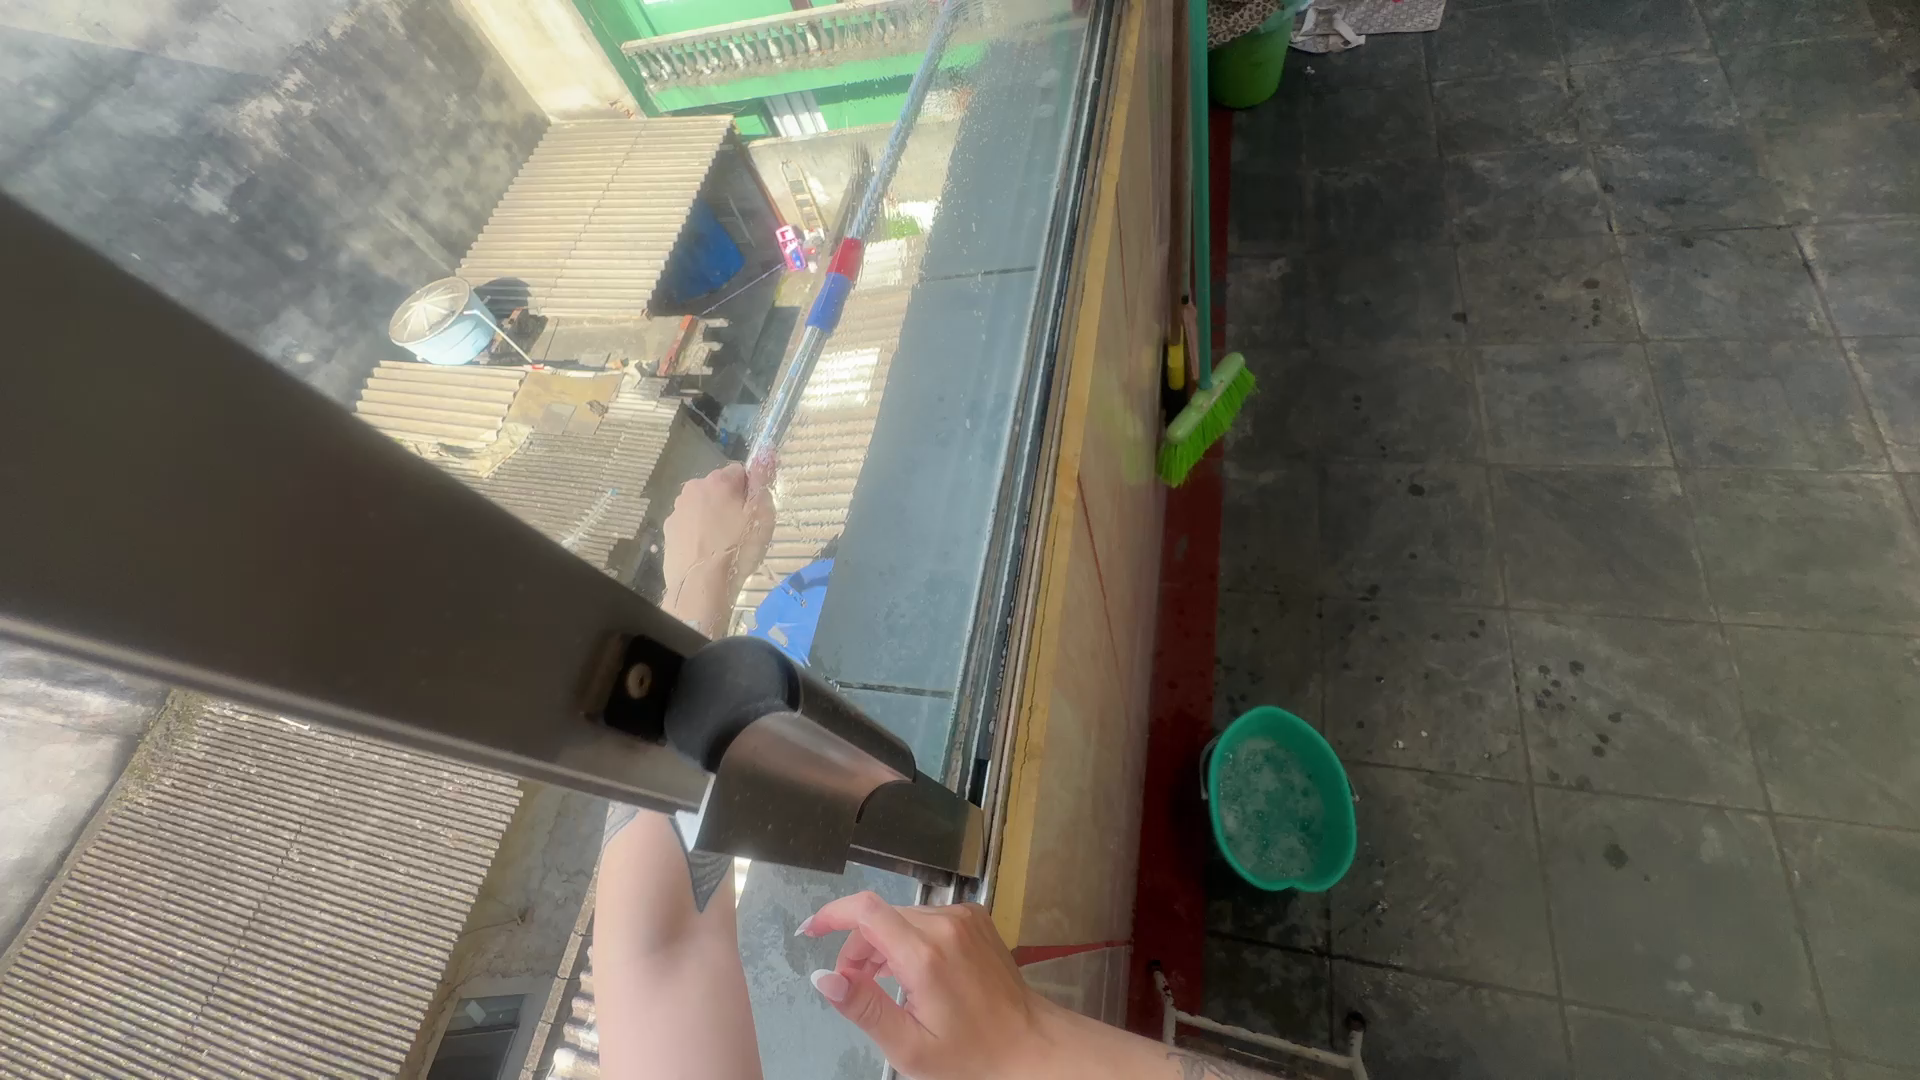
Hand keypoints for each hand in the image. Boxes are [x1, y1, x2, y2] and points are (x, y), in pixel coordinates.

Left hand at [661, 460, 774, 634]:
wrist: (702, 584)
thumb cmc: (738, 547)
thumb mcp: (762, 513)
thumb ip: (763, 480)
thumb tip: (766, 451)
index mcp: (718, 481)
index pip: (741, 471)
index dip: (752, 490)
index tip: (756, 512)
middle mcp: (693, 488)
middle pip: (720, 488)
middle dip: (732, 503)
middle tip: (743, 530)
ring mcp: (677, 510)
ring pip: (704, 507)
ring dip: (715, 518)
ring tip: (726, 544)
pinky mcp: (669, 531)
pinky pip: (691, 524)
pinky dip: (701, 533)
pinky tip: (710, 552)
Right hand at [797, 892, 1064, 1079]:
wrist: (1029, 1045)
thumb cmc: (969, 1056)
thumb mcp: (909, 1046)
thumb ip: (864, 1008)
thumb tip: (824, 978)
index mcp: (926, 954)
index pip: (867, 910)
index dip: (833, 914)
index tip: (811, 931)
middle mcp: (945, 923)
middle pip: (882, 916)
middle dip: (859, 948)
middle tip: (856, 987)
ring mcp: (963, 915)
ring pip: (903, 916)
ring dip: (884, 943)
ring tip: (887, 985)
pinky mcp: (975, 915)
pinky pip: (928, 916)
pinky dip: (911, 936)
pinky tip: (915, 971)